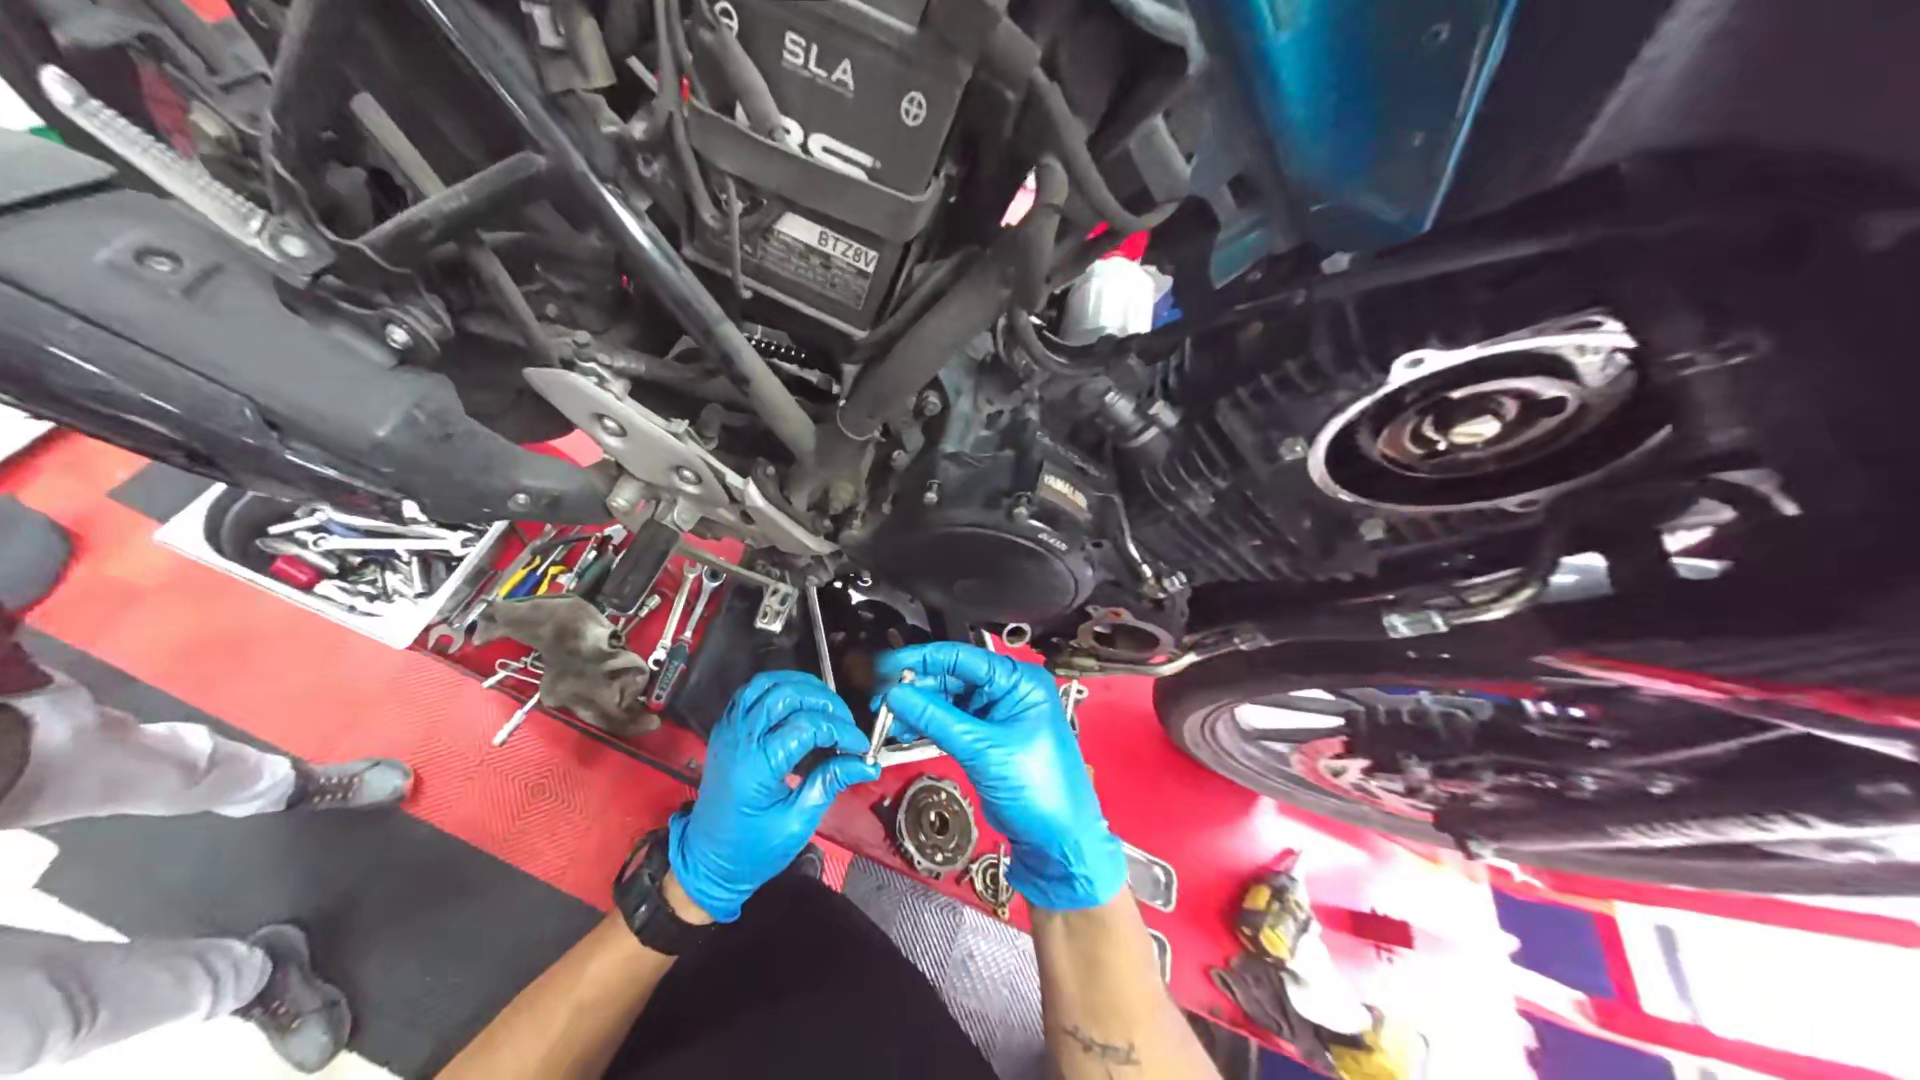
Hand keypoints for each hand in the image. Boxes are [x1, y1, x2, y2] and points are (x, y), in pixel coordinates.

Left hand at [668, 671, 878, 920]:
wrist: (708, 860)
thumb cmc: (752, 849)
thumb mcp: (797, 822)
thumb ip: (830, 783)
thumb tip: (867, 764)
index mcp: (757, 766)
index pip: (808, 726)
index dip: (841, 731)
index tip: (861, 747)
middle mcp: (740, 739)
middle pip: (787, 695)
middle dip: (825, 702)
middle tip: (846, 723)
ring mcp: (729, 730)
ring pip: (766, 684)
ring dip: (801, 686)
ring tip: (827, 705)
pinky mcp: (725, 729)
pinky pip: (750, 692)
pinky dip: (777, 687)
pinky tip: (798, 701)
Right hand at [877, 643, 1125, 910]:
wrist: (1056, 840)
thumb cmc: (1043, 791)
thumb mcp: (983, 749)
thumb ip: (937, 718)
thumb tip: (899, 694)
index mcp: (1020, 682)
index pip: (963, 657)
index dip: (923, 659)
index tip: (890, 665)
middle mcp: (1009, 692)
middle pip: (953, 677)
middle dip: (916, 686)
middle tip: (883, 695)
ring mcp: (997, 715)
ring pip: (948, 699)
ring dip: (918, 706)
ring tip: (889, 715)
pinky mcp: (985, 738)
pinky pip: (950, 721)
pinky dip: (928, 724)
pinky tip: (905, 727)